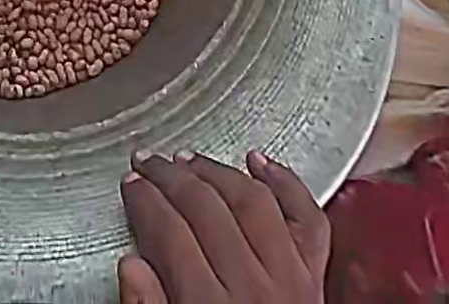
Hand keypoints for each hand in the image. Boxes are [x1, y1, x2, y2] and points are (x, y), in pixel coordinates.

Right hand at [119, 151, 328, 303]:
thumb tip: (130, 265)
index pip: (170, 232)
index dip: (143, 200)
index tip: (130, 184)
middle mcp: (256, 291)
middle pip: (205, 207)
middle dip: (168, 176)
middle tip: (147, 162)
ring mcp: (293, 282)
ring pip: (250, 201)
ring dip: (214, 171)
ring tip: (186, 159)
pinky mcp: (319, 282)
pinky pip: (306, 220)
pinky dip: (285, 183)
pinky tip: (258, 161)